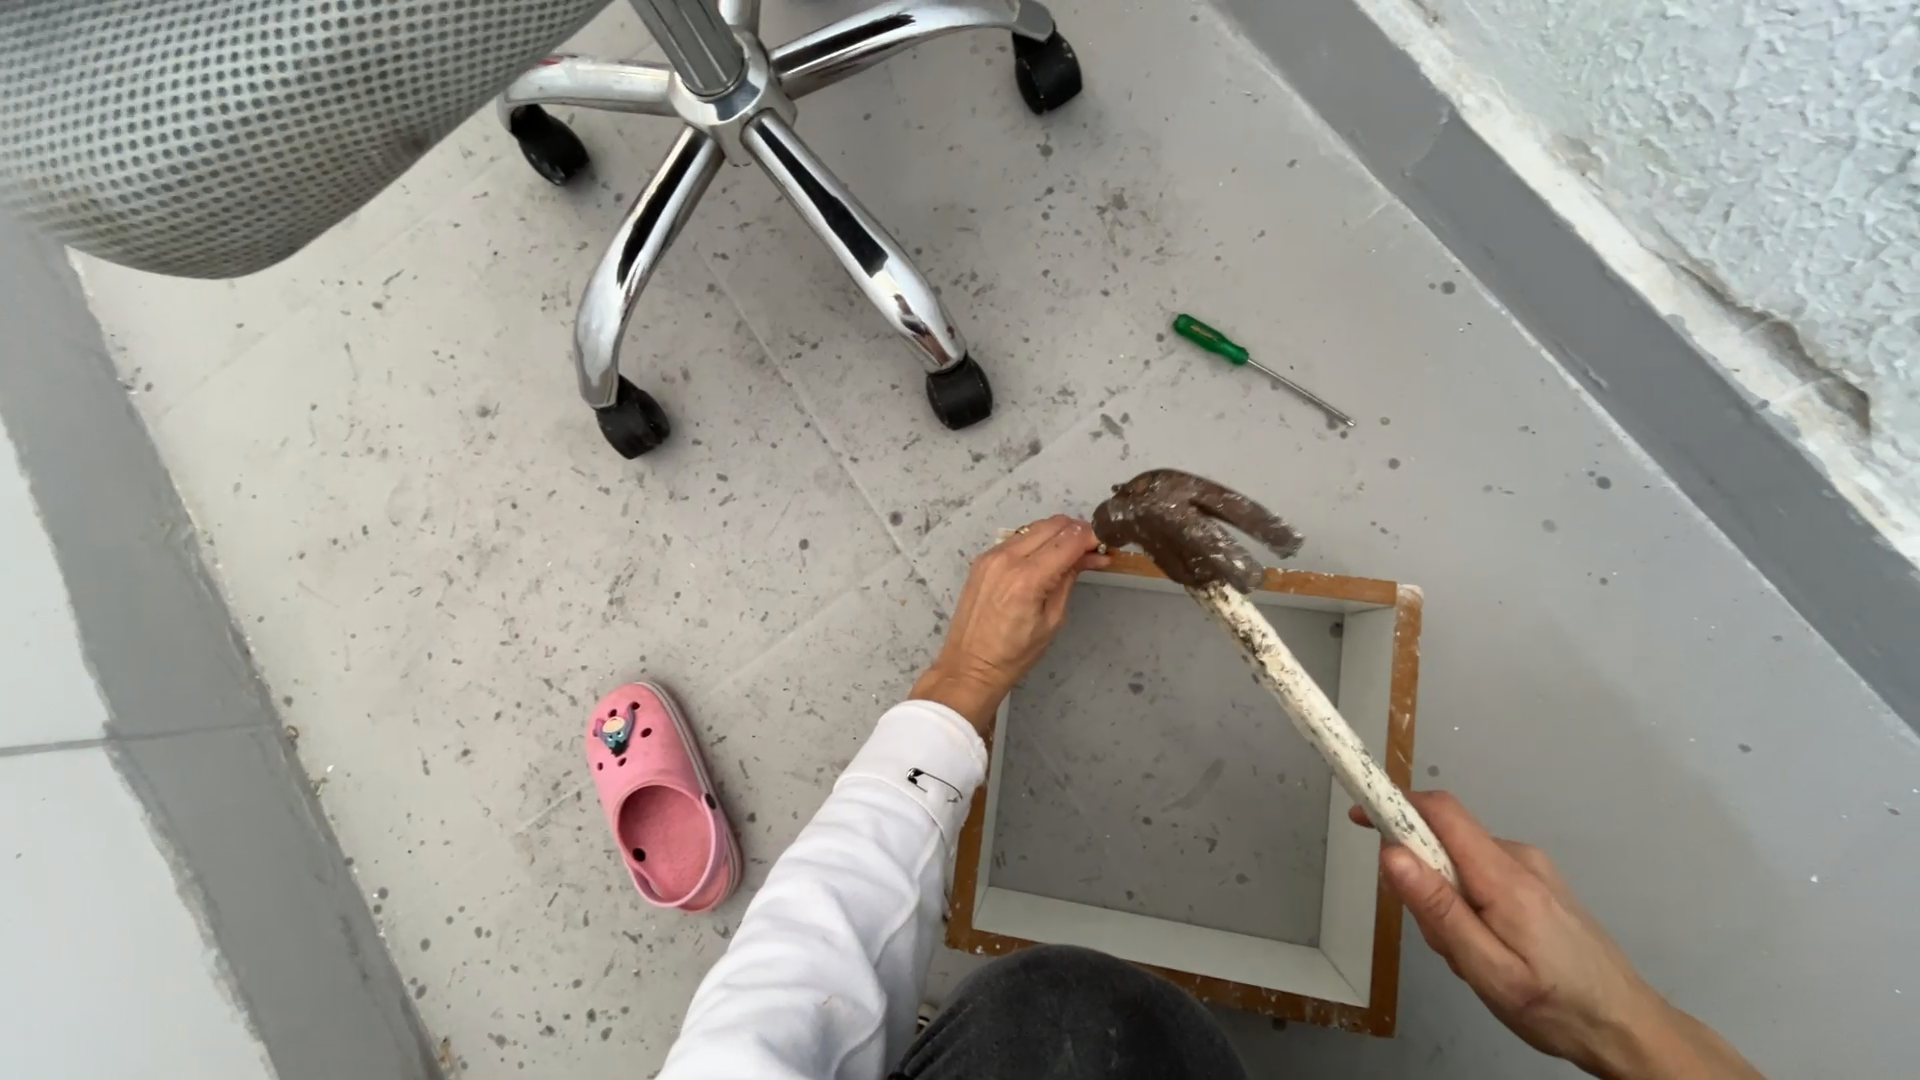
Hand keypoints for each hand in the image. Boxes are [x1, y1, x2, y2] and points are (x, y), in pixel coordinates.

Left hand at [910, 516, 1108, 733]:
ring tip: (1070, 555)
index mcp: (1028, 578)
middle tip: (1091, 551)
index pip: (1069, 540)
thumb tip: (1092, 557)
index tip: (1104, 547)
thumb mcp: (1052, 619)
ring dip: (1057, 534)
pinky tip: (1045, 559)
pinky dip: (1036, 541)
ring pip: (1034, 528)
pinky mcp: (982, 559)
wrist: (970, 664)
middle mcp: (1007, 558)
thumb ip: (1070, 579)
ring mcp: (991, 555)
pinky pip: (1017, 538)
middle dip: (1077, 532)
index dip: (1092, 538)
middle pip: (1052, 525)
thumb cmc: (1015, 653)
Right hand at [1352, 792, 1762, 1079]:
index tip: (1359, 817)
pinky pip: (1480, 874)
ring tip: (1474, 956)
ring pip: (1459, 862)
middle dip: (1422, 879)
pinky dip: (1468, 902)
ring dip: (1447, 899)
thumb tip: (1390, 853)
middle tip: (1442, 940)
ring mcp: (1531, 868)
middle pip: (1442, 841)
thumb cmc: (1559, 1007)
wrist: (1636, 1032)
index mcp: (1504, 876)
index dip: (1393, 803)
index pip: (1439, 811)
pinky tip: (1491, 948)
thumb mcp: (1488, 971)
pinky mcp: (1537, 882)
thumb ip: (1438, 910)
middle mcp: (1518, 857)